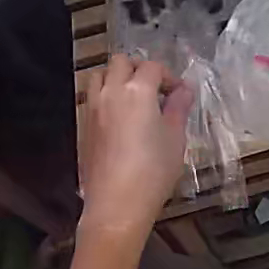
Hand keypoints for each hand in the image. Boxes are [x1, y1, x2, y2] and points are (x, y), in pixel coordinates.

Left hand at [76, 54, 191, 251]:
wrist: (116, 205)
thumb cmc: (153, 171)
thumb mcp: (175, 139)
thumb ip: (178, 108)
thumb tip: (184, 91)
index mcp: (137, 91)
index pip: (153, 68)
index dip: (169, 77)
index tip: (180, 93)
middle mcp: (111, 93)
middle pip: (121, 62)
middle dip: (140, 69)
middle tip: (156, 88)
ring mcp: (92, 108)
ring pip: (100, 75)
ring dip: (117, 77)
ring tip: (135, 98)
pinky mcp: (83, 126)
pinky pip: (92, 97)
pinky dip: (106, 95)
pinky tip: (121, 117)